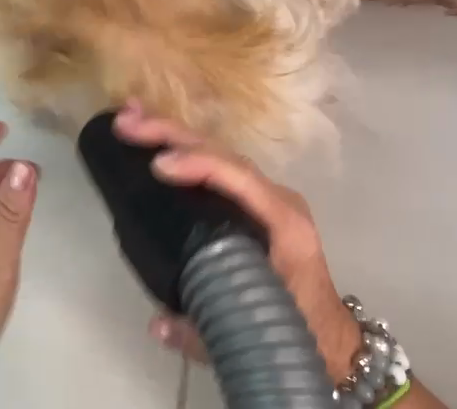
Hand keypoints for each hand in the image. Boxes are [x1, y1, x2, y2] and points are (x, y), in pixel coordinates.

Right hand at [112, 102, 361, 386]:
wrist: (330, 337)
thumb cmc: (296, 331)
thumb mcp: (253, 335)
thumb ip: (207, 331)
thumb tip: (156, 321)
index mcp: (283, 224)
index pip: (240, 179)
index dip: (199, 164)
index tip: (158, 166)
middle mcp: (274, 199)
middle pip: (221, 154)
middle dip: (171, 135)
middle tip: (126, 125)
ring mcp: (261, 194)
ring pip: (214, 151)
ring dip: (169, 133)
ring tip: (128, 119)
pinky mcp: (247, 198)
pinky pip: (213, 163)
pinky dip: (180, 147)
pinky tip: (150, 135)